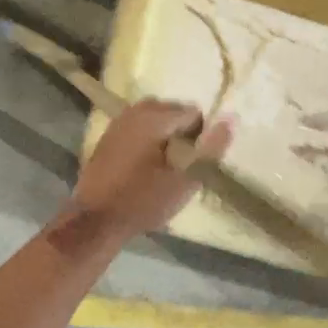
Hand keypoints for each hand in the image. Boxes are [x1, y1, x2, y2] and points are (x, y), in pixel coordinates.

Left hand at [70, 101, 229, 239]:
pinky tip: (146, 163)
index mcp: (153, 118)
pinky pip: (134, 126)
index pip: (190, 111)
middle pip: (169, 109)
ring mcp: (115, 124)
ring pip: (150, 116)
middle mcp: (132, 113)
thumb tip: (231, 118)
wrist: (97, 219)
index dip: (200, 134)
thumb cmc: (143, 201)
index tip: (195, 159)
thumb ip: (210, 149)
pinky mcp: (106, 138)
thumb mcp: (185, 180)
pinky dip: (146, 136)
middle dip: (181, 129)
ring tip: (168, 162)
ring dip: (163, 131)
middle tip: (183, 160)